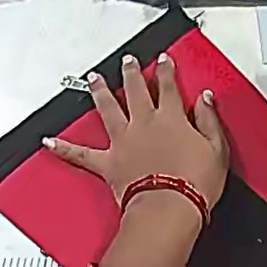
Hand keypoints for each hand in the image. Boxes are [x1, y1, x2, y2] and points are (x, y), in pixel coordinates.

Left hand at [44, 53, 229, 213]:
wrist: (169, 207)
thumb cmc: (194, 184)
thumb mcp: (216, 149)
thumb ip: (209, 120)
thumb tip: (205, 100)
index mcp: (171, 118)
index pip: (168, 86)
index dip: (166, 70)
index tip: (163, 59)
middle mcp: (144, 124)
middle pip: (135, 89)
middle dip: (131, 72)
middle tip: (127, 60)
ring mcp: (123, 142)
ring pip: (108, 109)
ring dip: (100, 91)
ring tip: (94, 79)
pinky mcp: (109, 163)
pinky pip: (81, 154)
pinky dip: (63, 147)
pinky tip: (49, 140)